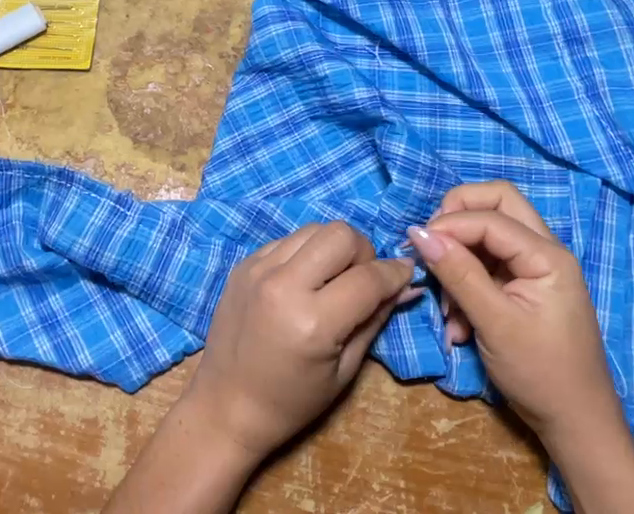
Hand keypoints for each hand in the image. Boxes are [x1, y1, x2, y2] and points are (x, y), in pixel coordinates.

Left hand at [182, 222, 418, 460]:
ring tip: (331, 280)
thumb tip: (407, 284)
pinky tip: (303, 282)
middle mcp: (284, 285)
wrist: (225, 405)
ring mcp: (258, 269)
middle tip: (361, 280)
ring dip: (332, 248)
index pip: (368, 278)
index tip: (406, 274)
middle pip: (340, 234)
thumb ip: (375, 319)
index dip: (395, 273)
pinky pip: (287, 240)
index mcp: (312, 322)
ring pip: (313, 229)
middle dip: (362, 252)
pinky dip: (305, 253)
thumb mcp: (344, 371)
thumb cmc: (290, 401)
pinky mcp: (243, 263)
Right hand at [409, 182, 633, 512]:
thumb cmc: (541, 374)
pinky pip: (489, 267)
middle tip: (431, 244)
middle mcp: (545, 252)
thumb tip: (418, 232)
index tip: (415, 246)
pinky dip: (467, 284)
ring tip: (446, 307)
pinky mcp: (525, 288)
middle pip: (497, 204)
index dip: (449, 224)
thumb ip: (457, 273)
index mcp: (547, 256)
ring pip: (489, 235)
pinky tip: (458, 325)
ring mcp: (536, 270)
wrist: (577, 427)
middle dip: (457, 218)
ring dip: (459, 259)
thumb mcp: (494, 323)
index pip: (490, 216)